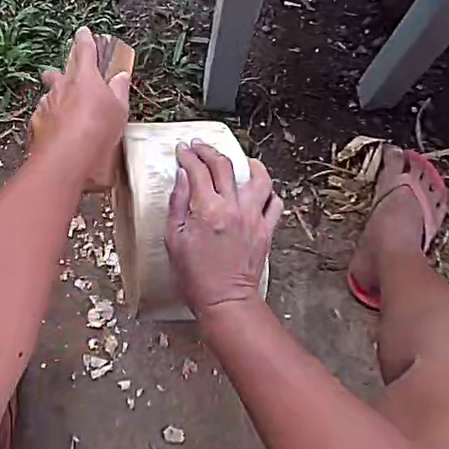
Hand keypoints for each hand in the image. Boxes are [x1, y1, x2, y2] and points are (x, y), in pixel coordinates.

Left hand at [30, 26, 130, 170]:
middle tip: (68, 79)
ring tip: (69, 118)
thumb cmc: (98, 130)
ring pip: (50, 97)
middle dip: (61, 73)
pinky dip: (51, 121)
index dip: (85, 40)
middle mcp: (61, 87)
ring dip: (57, 102)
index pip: (85, 51)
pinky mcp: (36, 124)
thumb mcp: (119, 110)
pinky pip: (44, 117)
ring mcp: (46, 105)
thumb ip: (119, 90)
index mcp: (85, 78)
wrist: (66, 158)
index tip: (83, 32)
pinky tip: (60, 134)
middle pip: (58, 73)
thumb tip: (121, 76)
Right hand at [166, 141, 281, 315]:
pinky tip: (259, 191)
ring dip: (250, 165)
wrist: (225, 301)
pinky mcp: (266, 230)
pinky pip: (274, 203)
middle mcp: (233, 208)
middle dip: (209, 151)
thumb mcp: (174, 240)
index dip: (188, 156)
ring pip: (259, 178)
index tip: (183, 150)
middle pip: (224, 165)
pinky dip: (268, 193)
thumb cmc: (195, 277)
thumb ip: (178, 204)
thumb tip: (181, 177)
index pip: (198, 170)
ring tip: (242, 161)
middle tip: (199, 148)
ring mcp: (253, 217)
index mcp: (207, 209)